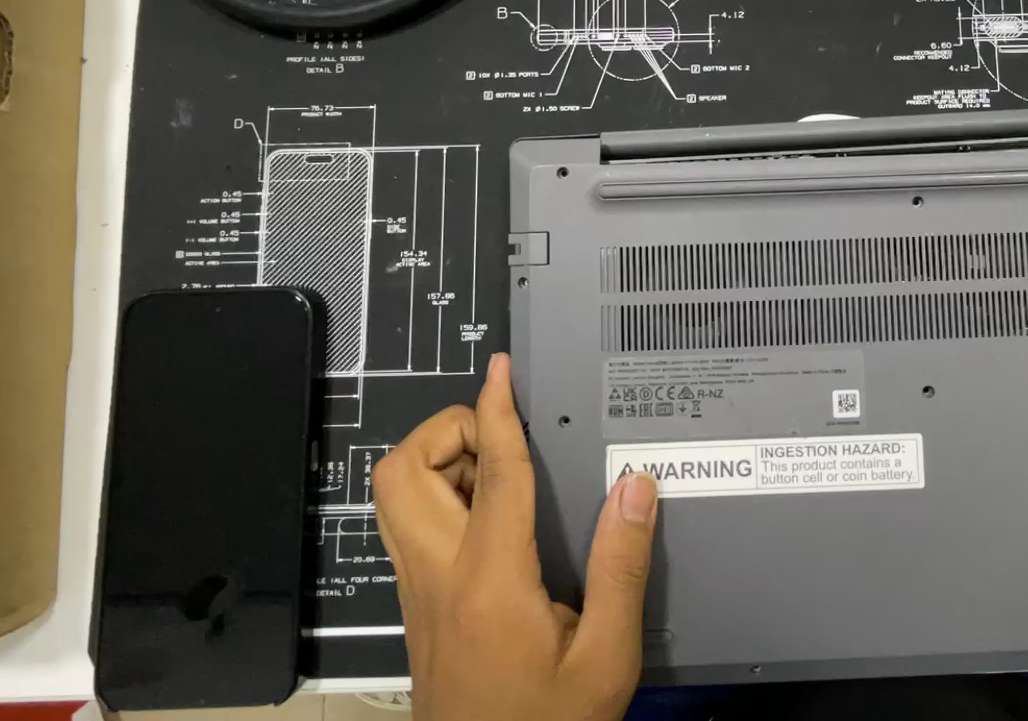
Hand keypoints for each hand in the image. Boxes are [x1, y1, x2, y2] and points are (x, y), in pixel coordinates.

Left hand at [373, 353, 659, 720]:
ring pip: (394, 497)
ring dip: (439, 461)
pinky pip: (410, 525)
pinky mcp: (417, 609)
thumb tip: (634, 485)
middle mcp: (439, 578)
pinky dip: (441, 493)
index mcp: (490, 582)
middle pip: (403, 472)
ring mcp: (419, 594)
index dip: (497, 410)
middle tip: (502, 434)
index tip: (501, 370)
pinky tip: (493, 512)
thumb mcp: (607, 656)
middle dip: (446, 430)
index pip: (493, 472)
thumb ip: (622, 566)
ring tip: (501, 468)